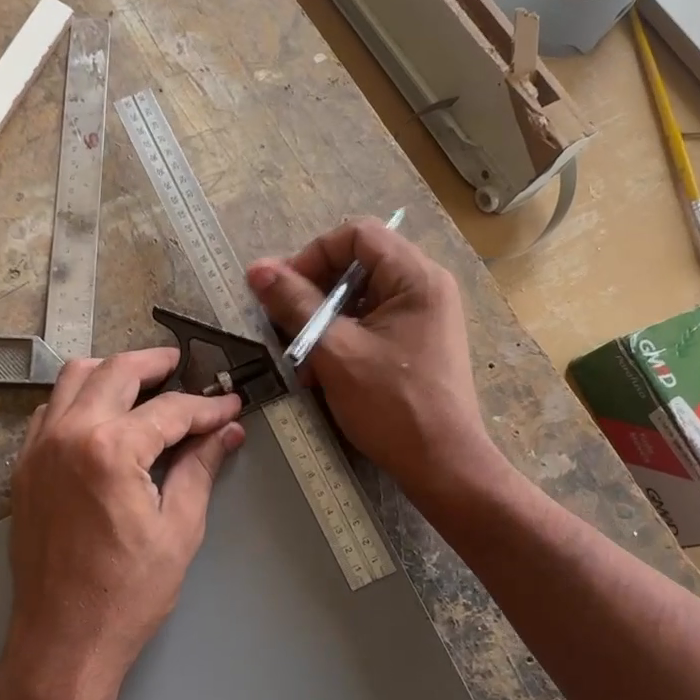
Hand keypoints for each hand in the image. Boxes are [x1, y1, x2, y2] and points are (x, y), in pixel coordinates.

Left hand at [5, 349, 245, 695]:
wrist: (63, 640)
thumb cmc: (126, 595)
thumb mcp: (179, 530)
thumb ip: (200, 469)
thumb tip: (225, 433)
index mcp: (109, 450)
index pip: (168, 410)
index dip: (206, 406)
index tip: (229, 407)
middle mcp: (66, 436)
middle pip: (114, 372)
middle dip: (154, 365)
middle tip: (183, 368)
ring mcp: (38, 450)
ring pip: (72, 380)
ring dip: (110, 373)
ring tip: (143, 385)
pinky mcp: (24, 469)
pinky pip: (49, 411)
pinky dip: (76, 400)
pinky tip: (101, 418)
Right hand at [247, 218, 497, 497]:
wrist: (442, 465)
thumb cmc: (392, 405)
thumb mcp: (334, 351)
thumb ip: (295, 304)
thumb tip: (257, 270)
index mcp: (415, 277)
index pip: (356, 235)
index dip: (312, 255)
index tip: (283, 291)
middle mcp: (425, 286)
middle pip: (357, 263)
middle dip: (314, 291)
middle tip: (284, 323)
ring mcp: (424, 315)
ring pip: (360, 296)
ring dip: (323, 319)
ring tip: (301, 356)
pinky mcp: (417, 341)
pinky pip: (371, 321)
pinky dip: (342, 336)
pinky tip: (322, 369)